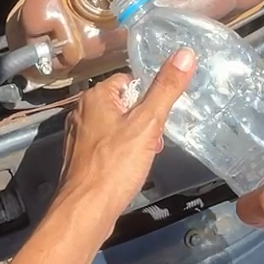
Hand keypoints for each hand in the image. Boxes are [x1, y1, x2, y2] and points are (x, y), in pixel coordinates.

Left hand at [54, 50, 196, 220]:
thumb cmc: (115, 165)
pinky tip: (129, 170)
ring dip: (134, 140)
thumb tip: (186, 53)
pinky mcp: (80, 158)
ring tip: (144, 157)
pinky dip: (121, 154)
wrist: (86, 210)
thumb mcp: (147, 124)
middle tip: (154, 141)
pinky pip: (107, 146)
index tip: (159, 118)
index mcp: (95, 97)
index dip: (149, 98)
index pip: (129, 81)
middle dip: (144, 122)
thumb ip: (166, 89)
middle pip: (124, 105)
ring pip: (116, 127)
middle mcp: (81, 112)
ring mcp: (78, 136)